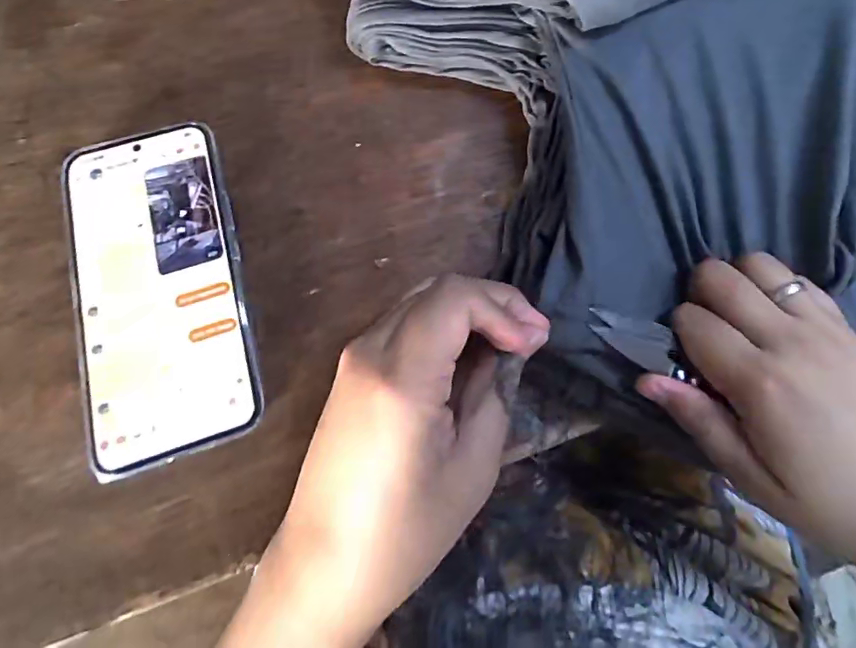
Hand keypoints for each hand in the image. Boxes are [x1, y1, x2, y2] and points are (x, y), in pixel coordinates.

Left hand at [219, 275, 548, 647]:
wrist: (323, 567)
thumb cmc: (404, 532)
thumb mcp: (472, 467)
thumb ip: (491, 394)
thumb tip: (500, 353)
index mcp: (401, 375)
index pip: (454, 298)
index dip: (502, 307)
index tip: (533, 341)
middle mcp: (371, 350)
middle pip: (439, 289)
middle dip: (493, 302)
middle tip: (533, 333)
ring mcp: (355, 356)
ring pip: (422, 300)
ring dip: (469, 310)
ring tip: (509, 339)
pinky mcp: (351, 370)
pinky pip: (405, 323)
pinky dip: (444, 325)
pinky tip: (469, 350)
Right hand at [638, 254, 855, 647]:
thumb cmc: (831, 506)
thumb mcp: (755, 482)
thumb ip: (700, 421)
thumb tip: (645, 379)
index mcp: (761, 383)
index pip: (692, 320)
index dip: (678, 335)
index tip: (689, 362)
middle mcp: (789, 340)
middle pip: (718, 275)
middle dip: (698, 294)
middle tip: (708, 335)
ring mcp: (823, 326)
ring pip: (758, 262)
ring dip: (737, 280)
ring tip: (740, 320)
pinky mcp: (847, 325)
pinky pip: (799, 278)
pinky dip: (776, 285)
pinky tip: (778, 320)